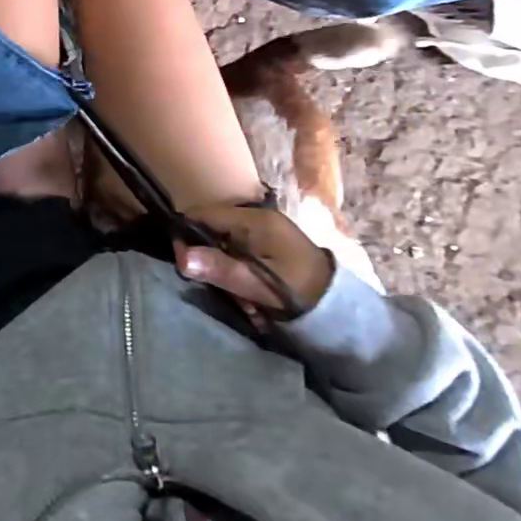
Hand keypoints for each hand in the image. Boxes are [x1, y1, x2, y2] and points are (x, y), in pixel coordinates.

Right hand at [176, 205, 334, 317]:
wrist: (339, 306)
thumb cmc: (299, 292)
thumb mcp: (257, 284)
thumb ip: (220, 269)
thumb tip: (181, 257)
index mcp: (254, 220)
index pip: (203, 214)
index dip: (187, 235)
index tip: (183, 263)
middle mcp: (257, 218)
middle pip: (212, 229)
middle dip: (209, 259)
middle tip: (219, 288)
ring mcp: (264, 230)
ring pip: (223, 243)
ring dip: (224, 270)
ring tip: (240, 297)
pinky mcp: (269, 243)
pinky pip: (238, 251)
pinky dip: (237, 271)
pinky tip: (248, 294)